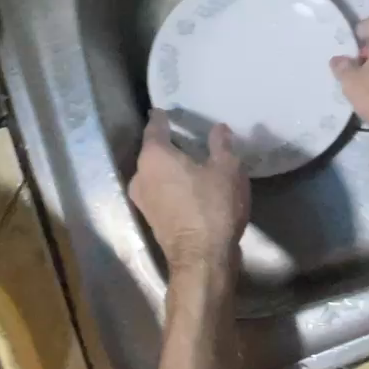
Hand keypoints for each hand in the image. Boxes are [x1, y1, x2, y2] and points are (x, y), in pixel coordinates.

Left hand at [127, 110, 249, 274]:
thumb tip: (218, 128)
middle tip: (185, 135)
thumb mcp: (227, 169)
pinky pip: (159, 192)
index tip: (164, 111)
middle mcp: (140, 175)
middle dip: (167, 144)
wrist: (203, 258)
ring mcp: (142, 200)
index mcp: (155, 156)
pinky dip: (171, 185)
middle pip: (152, 152)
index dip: (161, 118)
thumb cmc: (213, 206)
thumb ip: (221, 145)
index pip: (155, 127)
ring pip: (154, 174)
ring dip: (169, 168)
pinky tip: (188, 185)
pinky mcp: (151, 219)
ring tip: (189, 161)